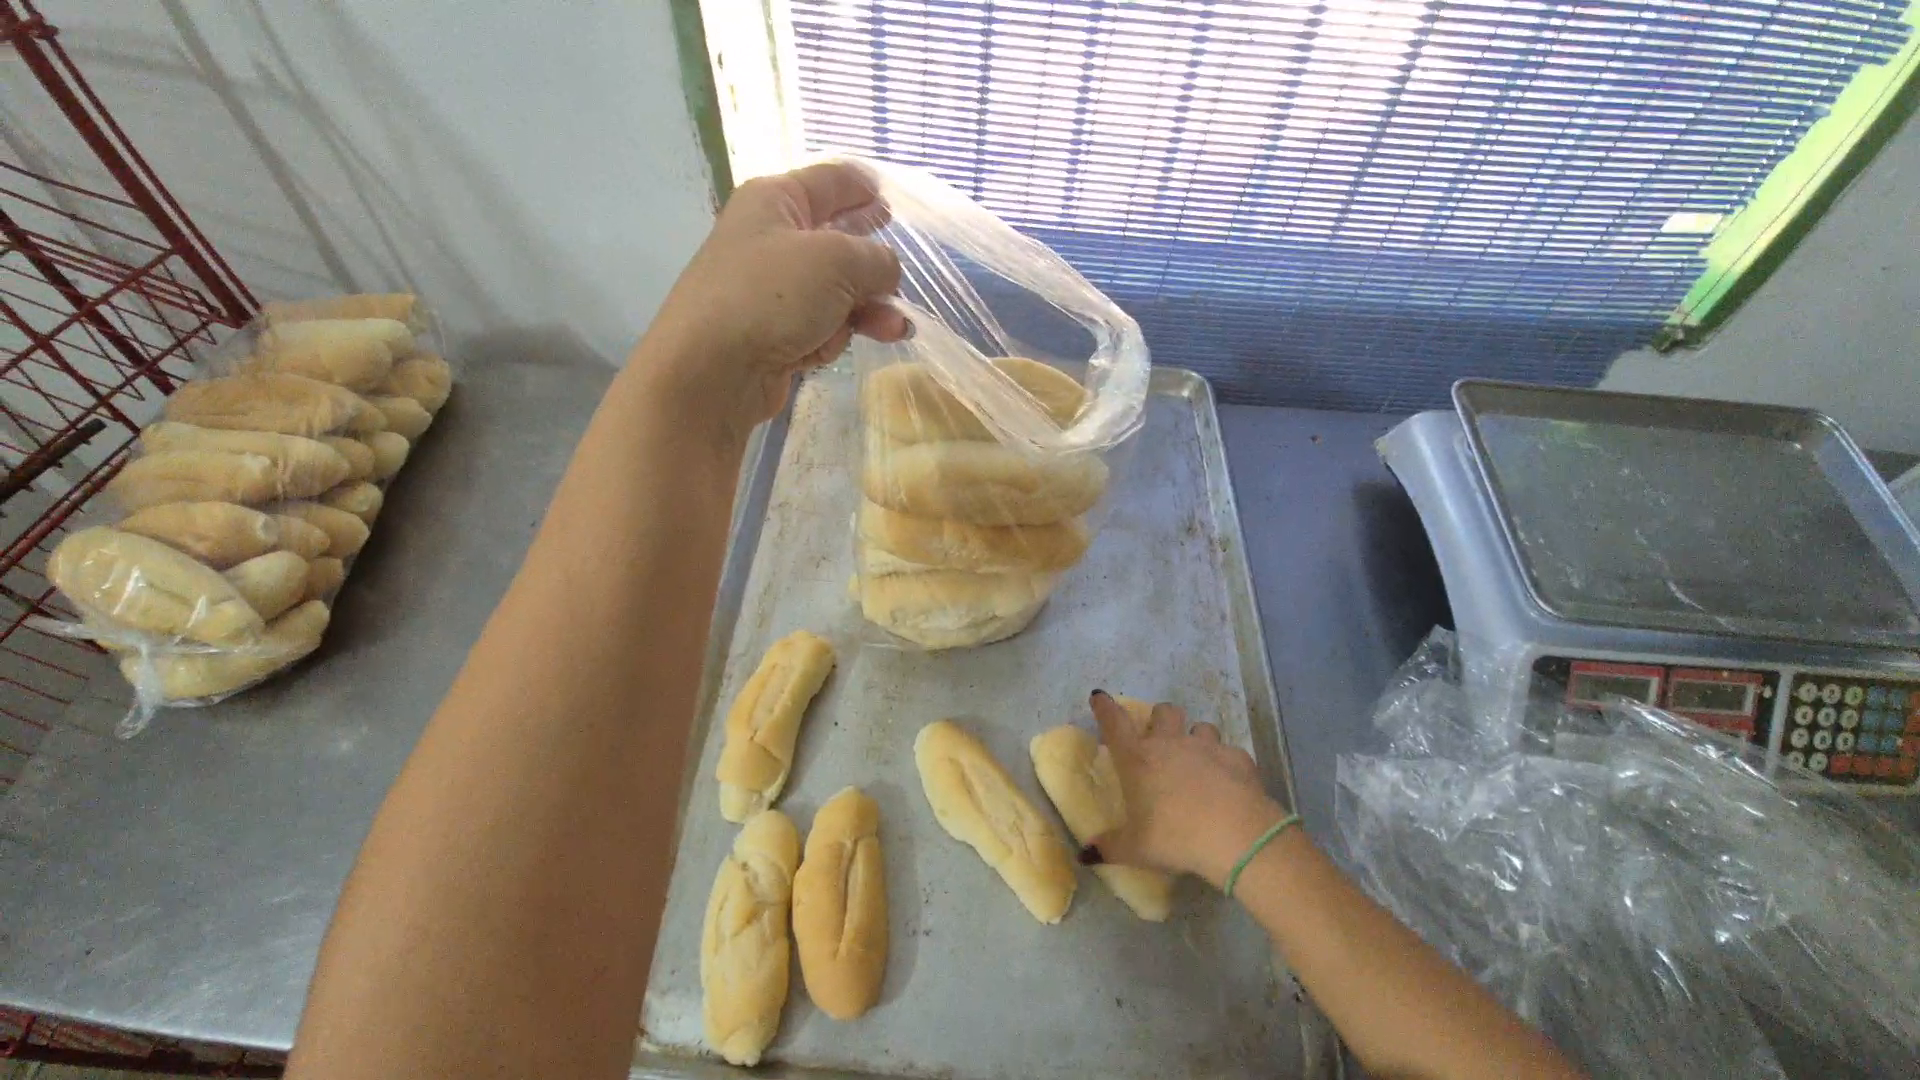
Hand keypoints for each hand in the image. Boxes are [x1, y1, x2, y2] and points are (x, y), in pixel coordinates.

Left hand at [637, 162, 909, 441]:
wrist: (712, 370)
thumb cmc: (771, 296)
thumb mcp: (837, 260)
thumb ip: (876, 259)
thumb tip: (886, 273)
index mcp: (776, 201)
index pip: (831, 182)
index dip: (864, 188)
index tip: (894, 201)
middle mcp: (771, 239)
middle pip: (838, 242)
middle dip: (873, 264)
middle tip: (900, 277)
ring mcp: (772, 290)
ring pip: (837, 291)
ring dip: (868, 309)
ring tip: (895, 328)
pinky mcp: (775, 333)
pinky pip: (821, 325)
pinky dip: (838, 334)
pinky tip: (848, 345)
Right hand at [1088, 690, 1287, 888]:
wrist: (1236, 836)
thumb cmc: (1176, 839)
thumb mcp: (1136, 850)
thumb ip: (1109, 847)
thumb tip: (1086, 854)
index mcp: (1138, 760)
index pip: (1114, 723)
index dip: (1105, 707)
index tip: (1100, 697)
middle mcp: (1170, 745)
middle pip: (1163, 712)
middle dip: (1160, 718)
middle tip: (1160, 738)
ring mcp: (1207, 747)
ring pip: (1200, 727)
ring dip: (1196, 738)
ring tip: (1198, 761)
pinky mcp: (1237, 758)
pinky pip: (1229, 752)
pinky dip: (1226, 763)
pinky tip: (1228, 783)